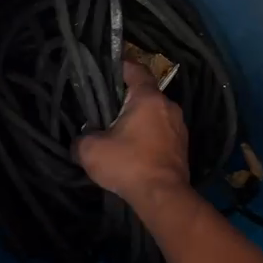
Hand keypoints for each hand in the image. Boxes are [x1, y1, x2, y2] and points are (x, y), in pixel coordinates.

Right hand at [76, 58, 192, 211]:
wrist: (163, 196)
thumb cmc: (128, 164)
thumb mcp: (91, 151)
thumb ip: (81, 139)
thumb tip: (80, 140)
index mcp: (148, 98)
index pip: (136, 70)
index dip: (121, 66)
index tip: (106, 68)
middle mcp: (168, 106)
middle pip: (146, 92)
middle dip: (126, 96)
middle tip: (106, 105)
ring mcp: (178, 126)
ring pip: (155, 112)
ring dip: (139, 117)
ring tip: (118, 129)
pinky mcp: (182, 146)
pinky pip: (162, 130)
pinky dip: (148, 133)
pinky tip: (134, 147)